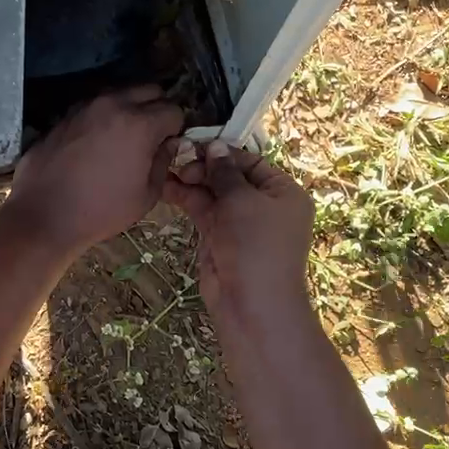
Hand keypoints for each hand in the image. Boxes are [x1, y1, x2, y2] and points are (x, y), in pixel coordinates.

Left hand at [2, 87, 184, 254]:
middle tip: (151, 137)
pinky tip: (96, 144)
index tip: (168, 145)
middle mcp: (113, 104)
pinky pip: (94, 107)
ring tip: (123, 139)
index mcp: (139, 124)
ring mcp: (85, 107)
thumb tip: (167, 144)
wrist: (44, 215)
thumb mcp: (146, 196)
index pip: (174, 110)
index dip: (176, 129)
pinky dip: (103, 117)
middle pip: (149, 90)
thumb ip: (163, 162)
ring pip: (119, 94)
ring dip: (129, 109)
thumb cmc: (100, 211)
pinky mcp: (64, 115)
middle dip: (156, 109)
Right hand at [163, 141, 314, 330]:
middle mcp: (263, 206)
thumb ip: (225, 172)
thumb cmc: (256, 245)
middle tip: (179, 162)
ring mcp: (239, 223)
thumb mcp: (242, 200)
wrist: (251, 303)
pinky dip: (186, 199)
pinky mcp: (218, 238)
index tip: (196, 146)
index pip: (251, 163)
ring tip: (165, 170)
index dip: (223, 153)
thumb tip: (214, 146)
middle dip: (204, 168)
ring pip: (213, 194)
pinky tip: (165, 188)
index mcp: (283, 193)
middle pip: (230, 177)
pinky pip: (202, 212)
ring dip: (190, 182)